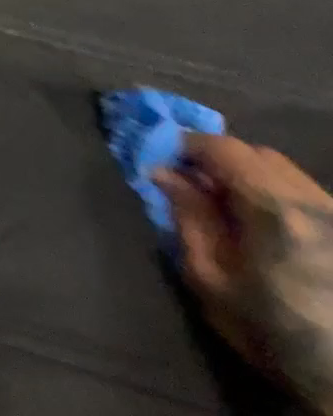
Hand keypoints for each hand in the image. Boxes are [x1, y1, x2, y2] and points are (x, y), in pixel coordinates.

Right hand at [157, 134, 332, 413]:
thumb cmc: (268, 329)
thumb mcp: (209, 277)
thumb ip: (188, 218)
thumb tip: (165, 174)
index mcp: (274, 210)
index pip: (224, 149)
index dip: (185, 146)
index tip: (158, 162)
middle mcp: (316, 204)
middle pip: (260, 155)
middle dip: (218, 160)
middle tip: (188, 185)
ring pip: (288, 174)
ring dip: (249, 178)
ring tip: (224, 207)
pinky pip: (307, 196)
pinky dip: (275, 196)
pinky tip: (261, 226)